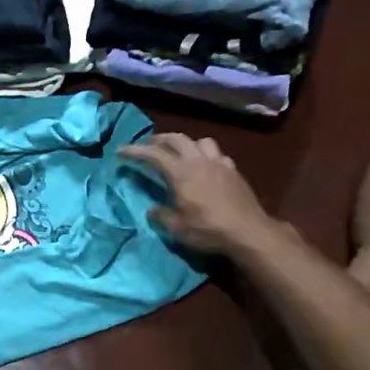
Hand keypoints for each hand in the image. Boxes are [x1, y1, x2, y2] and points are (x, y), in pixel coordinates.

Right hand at [119, 133, 279, 254]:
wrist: (248, 231)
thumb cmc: (208, 229)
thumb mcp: (177, 228)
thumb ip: (161, 216)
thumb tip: (152, 210)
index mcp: (180, 172)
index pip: (153, 154)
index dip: (135, 151)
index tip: (121, 151)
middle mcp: (198, 160)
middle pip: (176, 138)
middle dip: (159, 139)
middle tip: (149, 146)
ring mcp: (219, 163)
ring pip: (200, 141)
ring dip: (186, 143)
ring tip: (180, 153)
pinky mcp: (233, 170)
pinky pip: (217, 154)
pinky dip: (206, 155)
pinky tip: (206, 166)